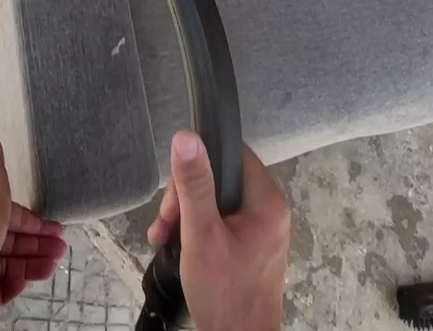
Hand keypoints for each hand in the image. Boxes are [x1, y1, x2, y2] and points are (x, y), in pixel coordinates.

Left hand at [0, 121, 68, 310]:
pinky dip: (11, 288)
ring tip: (50, 268)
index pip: (19, 219)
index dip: (37, 224)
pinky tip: (23, 282)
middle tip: (60, 252)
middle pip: (17, 244)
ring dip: (32, 267)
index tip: (57, 231)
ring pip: (11, 268)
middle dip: (41, 247)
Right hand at [146, 132, 290, 330]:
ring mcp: (260, 230)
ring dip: (185, 214)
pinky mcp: (250, 246)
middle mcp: (269, 210)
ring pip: (216, 200)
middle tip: (166, 220)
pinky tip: (173, 242)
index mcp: (266, 201)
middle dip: (186, 196)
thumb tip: (186, 137)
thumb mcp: (201, 235)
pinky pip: (220, 221)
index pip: (232, 154)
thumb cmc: (224, 295)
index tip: (178, 187)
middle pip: (220, 178)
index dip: (201, 162)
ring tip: (163, 235)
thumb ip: (194, 185)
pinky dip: (196, 228)